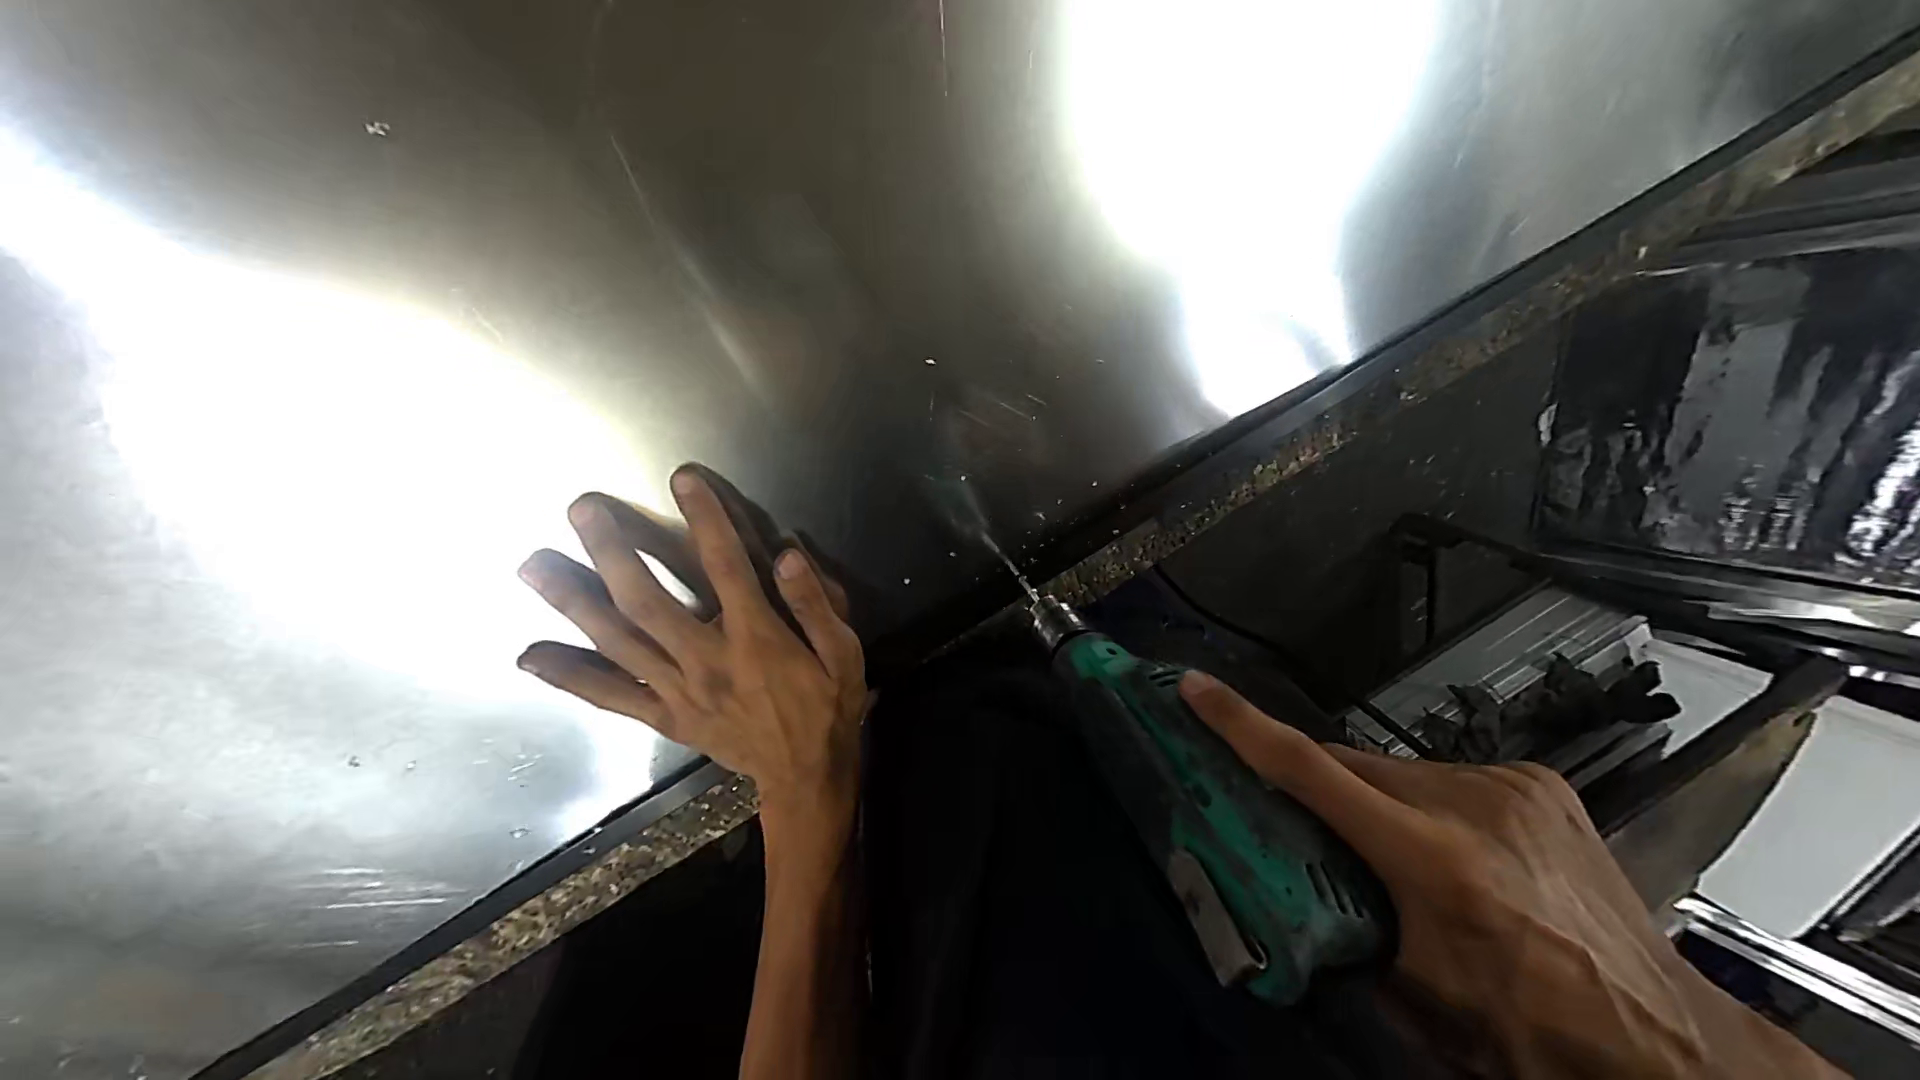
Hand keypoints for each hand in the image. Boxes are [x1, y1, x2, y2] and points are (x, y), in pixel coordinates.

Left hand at [516, 467, 867, 843]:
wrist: (806, 774)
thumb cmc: (828, 706)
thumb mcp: (844, 653)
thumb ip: (816, 604)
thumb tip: (787, 554)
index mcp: (755, 639)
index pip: (725, 566)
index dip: (706, 519)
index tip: (683, 479)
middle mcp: (707, 660)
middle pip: (648, 601)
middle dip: (613, 552)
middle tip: (581, 510)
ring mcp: (680, 691)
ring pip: (619, 642)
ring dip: (574, 601)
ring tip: (533, 565)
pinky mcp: (666, 717)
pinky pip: (612, 696)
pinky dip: (570, 676)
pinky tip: (530, 656)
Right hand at [1178, 671, 1841, 1079]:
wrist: (1671, 1049)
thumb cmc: (1530, 1033)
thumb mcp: (1412, 990)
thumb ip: (1337, 923)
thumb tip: (1278, 884)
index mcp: (1433, 861)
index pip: (1309, 770)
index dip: (1241, 724)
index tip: (1195, 686)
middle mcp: (1470, 802)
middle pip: (1347, 763)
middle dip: (1312, 783)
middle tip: (1292, 816)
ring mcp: (1511, 784)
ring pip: (1391, 766)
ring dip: (1367, 794)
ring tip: (1381, 844)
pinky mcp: (1537, 780)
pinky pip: (1440, 772)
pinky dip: (1418, 797)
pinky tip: (1442, 841)